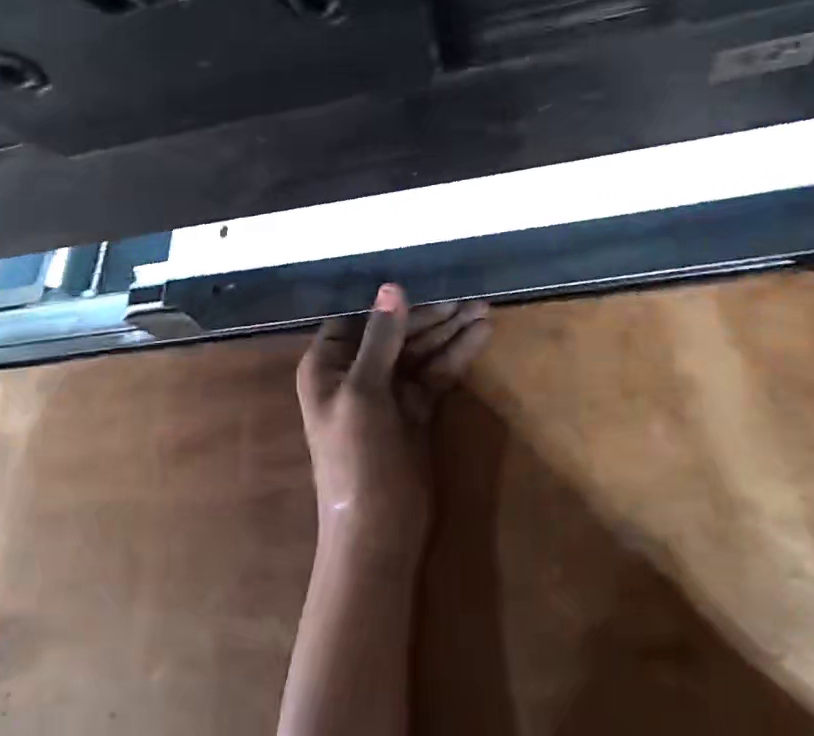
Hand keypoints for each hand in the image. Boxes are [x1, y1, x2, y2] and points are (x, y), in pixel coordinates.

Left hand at [296, 283, 491, 554]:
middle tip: (470, 299)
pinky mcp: (416, 408)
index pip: (359, 318)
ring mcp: (389, 391)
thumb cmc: (357, 460)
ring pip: (421, 350)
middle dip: (432, 316)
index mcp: (329, 366)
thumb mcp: (363, 393)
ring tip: (485, 310)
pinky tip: (480, 336)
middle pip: (396, 331)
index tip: (425, 281)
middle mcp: (356, 372)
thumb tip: (392, 288)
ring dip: (451, 332)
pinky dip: (457, 355)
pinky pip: (437, 373)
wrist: (378, 533)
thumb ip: (381, 339)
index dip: (389, 301)